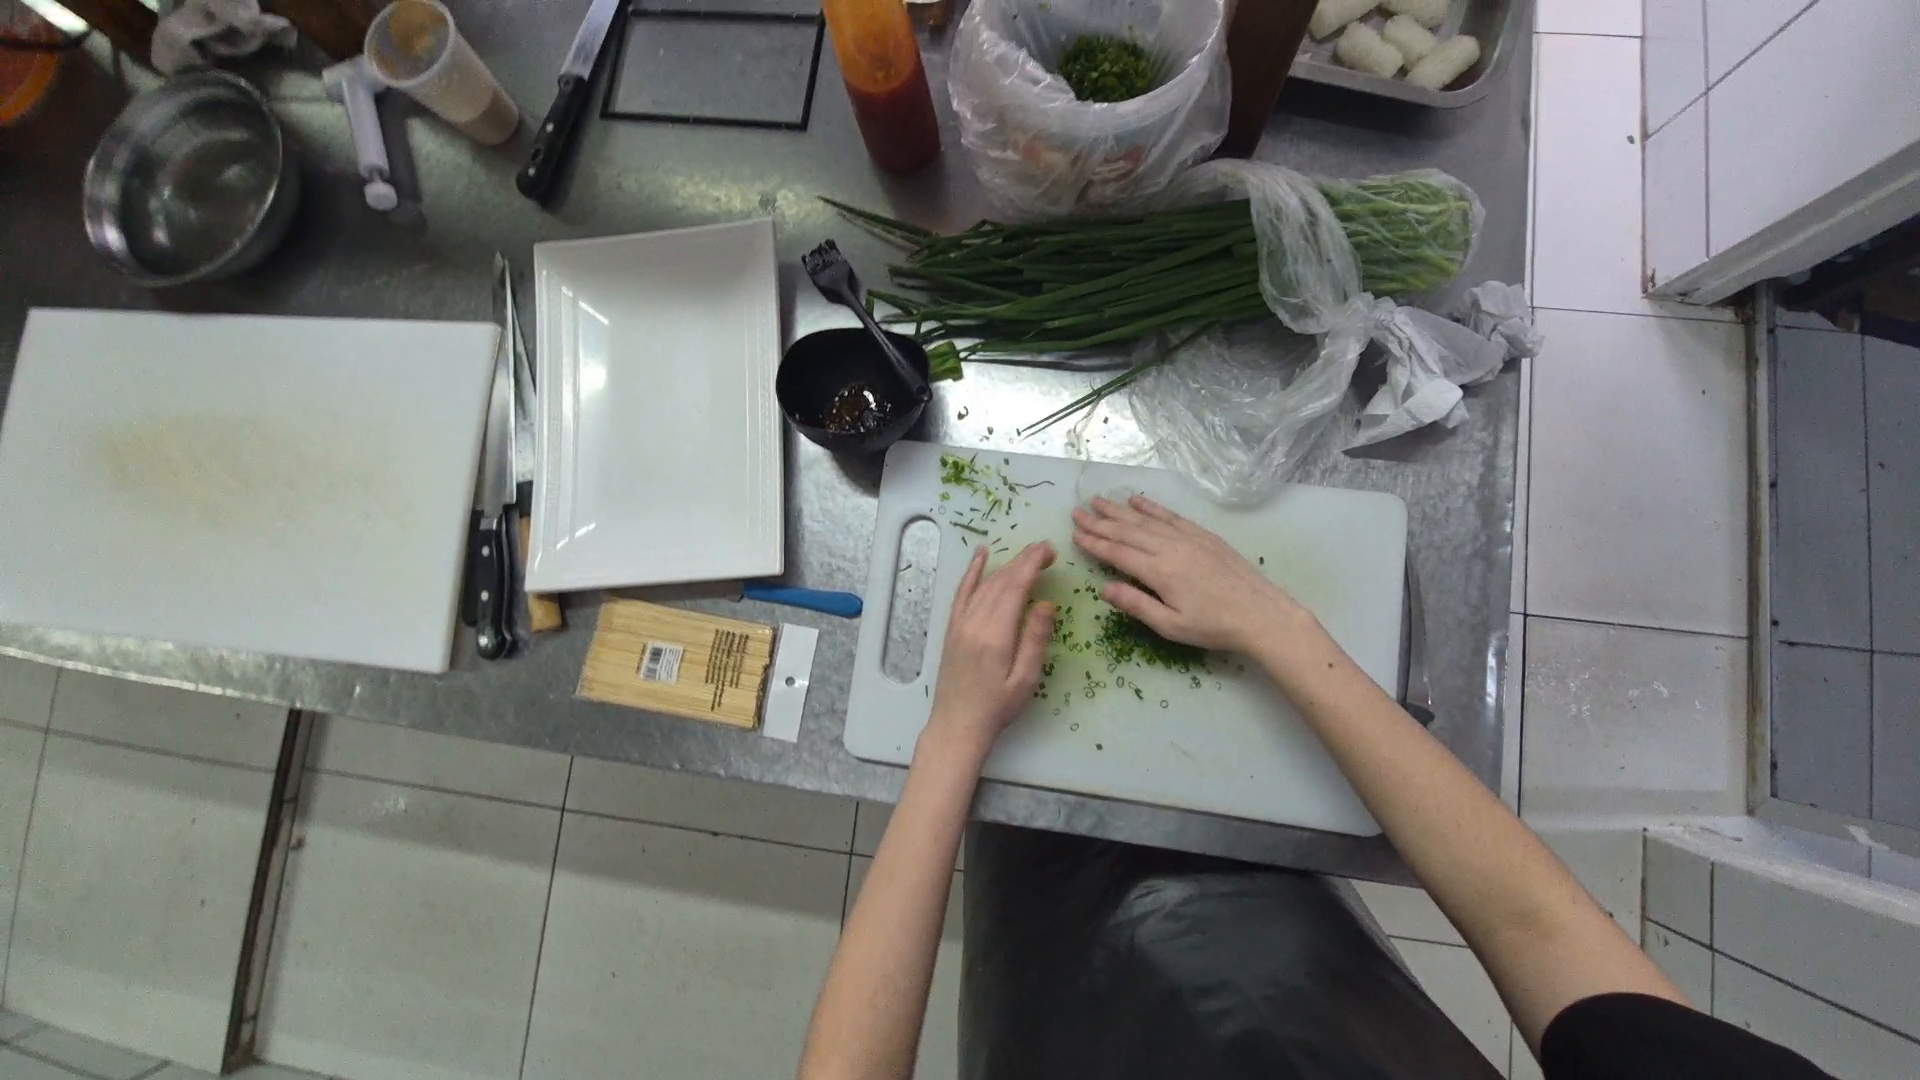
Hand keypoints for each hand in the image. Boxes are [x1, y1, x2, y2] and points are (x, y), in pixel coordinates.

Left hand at [922, 542, 1056, 761]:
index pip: (1016, 587)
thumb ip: (1035, 639)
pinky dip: (972, 572)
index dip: (1032, 564)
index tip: (1050, 550)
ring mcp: (960, 624)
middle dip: (1024, 561)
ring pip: (985, 585)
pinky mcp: (952, 629)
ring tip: (1027, 554)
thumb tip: (1046, 603)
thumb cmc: (997, 708)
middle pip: (1001, 581)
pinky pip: (962, 593)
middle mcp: (974, 623)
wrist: (957, 726)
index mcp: (995, 635)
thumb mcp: (1026, 679)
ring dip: (1006, 565)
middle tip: (1046, 549)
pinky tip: (981, 555)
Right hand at [1072, 495, 1305, 652]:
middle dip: (1100, 522)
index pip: (1118, 553)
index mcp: (1160, 572)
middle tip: (1077, 512)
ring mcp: (1188, 538)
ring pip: (1147, 520)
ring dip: (1120, 510)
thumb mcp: (1171, 626)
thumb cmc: (1213, 627)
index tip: (1075, 534)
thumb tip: (1104, 589)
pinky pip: (1171, 516)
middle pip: (1128, 531)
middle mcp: (1170, 548)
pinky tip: (1137, 500)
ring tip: (1099, 501)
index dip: (1094, 543)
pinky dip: (1152, 506)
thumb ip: (1136, 605)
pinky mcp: (1204, 535)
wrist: (1261, 614)